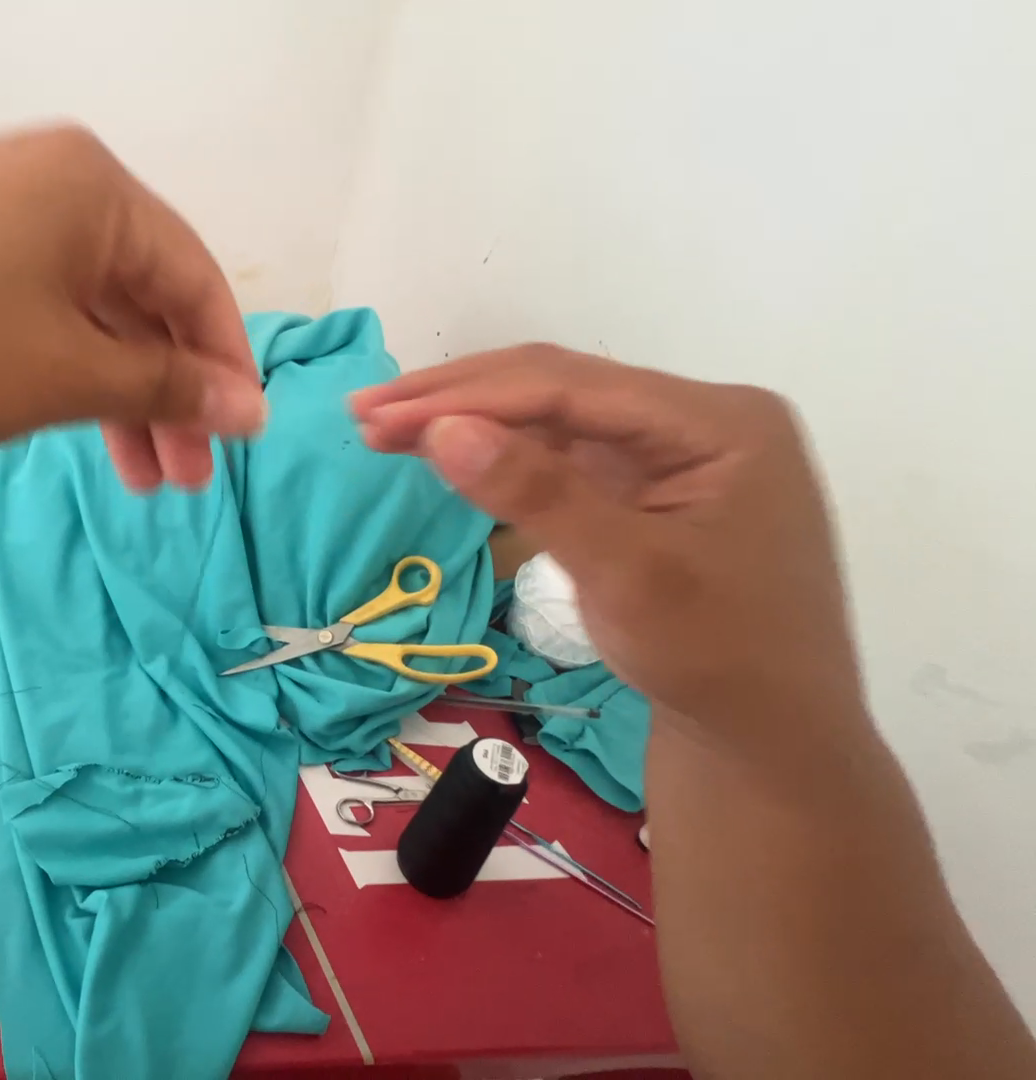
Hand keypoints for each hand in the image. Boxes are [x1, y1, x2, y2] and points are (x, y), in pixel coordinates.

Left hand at [0, 125, 264, 489]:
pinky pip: (42, 312)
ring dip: (121, 396)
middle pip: (143, 299)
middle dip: (170, 394)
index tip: (242, 436)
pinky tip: (86, 427)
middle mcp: (51, 181)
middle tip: (189, 478)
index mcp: (92, 184)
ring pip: (91, 315)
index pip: (194, 276)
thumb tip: (252, 408)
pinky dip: (69, 372)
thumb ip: (169, 385)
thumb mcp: (68, 375)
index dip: (225, 364)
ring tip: (144, 479)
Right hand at [350, 345, 865, 745]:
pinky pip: (552, 450)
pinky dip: (491, 451)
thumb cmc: (710, 654)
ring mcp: (663, 450)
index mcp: (713, 421)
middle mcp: (690, 418)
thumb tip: (440, 428)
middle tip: (365, 412)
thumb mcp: (624, 572)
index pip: (565, 388)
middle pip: (553, 387)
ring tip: (384, 428)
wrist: (761, 731)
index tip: (379, 415)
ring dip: (464, 419)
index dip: (464, 396)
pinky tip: (443, 450)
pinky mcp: (636, 483)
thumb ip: (534, 493)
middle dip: (454, 398)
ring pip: (545, 415)